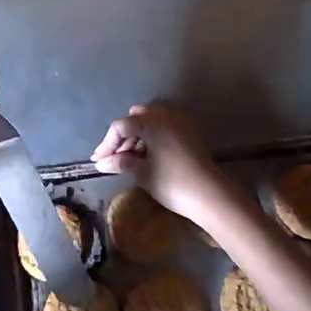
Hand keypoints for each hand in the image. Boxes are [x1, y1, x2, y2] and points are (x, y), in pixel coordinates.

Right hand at [90, 104, 240, 222]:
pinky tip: (148, 156)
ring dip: (137, 137)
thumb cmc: (173, 183)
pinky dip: (152, 137)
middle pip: (136, 118)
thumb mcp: (142, 173)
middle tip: (115, 158)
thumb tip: (102, 163)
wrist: (211, 195)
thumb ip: (120, 163)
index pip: (121, 126)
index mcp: (152, 122)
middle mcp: (166, 115)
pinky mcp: (190, 133)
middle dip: (123, 137)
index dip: (107, 144)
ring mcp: (180, 122)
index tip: (99, 161)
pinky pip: (164, 127)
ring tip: (130, 160)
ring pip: (150, 122)